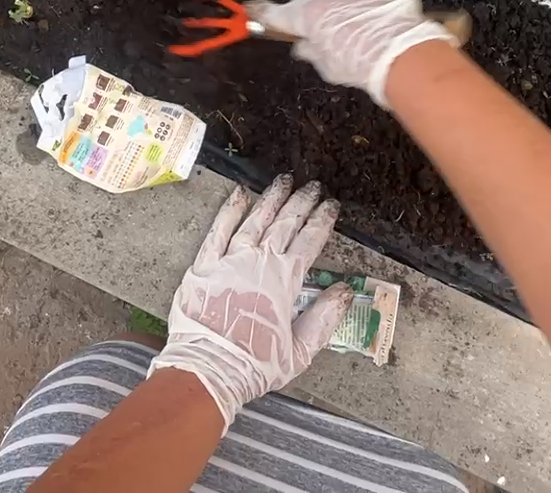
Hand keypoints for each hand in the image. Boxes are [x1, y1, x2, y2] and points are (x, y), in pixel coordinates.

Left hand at [148, 175, 354, 426]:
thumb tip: (345, 291)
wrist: (208, 369)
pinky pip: (219, 229)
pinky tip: (240, 193)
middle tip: (313, 186)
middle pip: (285, 223)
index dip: (322, 220)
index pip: (309, 241)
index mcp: (285, 279)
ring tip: (284, 180)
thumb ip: (324, 318)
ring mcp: (230, 258)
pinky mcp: (205, 262)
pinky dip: (230, 210)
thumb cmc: (255, 364)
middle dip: (301, 202)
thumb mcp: (300, 351)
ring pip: (255, 219)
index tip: (331, 205)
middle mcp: (259, 260)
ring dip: (272, 198)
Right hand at [250, 0, 460, 107]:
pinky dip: (361, 9)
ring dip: (335, 10)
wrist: (402, 53)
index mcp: (307, 15)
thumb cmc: (359, 64)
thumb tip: (303, 47)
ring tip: (347, 31)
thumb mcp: (328, 67)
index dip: (264, 13)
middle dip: (306, 11)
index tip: (253, 10)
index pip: (276, 12)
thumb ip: (311, 52)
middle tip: (313, 30)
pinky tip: (370, 27)